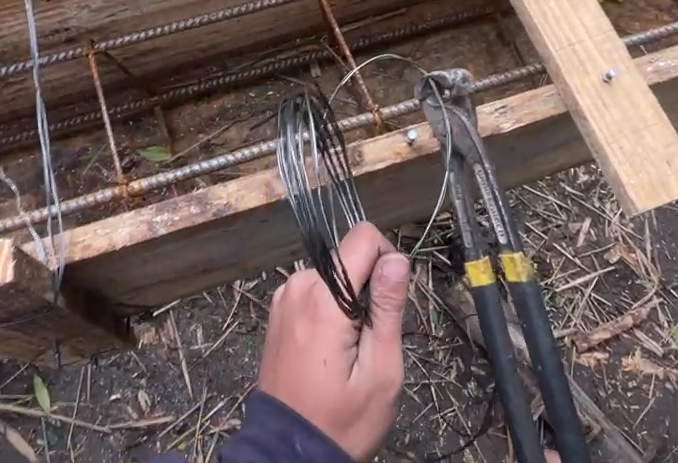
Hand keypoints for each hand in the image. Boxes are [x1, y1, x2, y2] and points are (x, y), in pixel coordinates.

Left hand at [257, 222, 411, 460]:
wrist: (287, 453)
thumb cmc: (342, 420)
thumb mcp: (380, 371)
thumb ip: (388, 309)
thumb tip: (398, 257)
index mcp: (324, 296)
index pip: (364, 237)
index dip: (387, 259)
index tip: (390, 302)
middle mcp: (299, 284)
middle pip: (350, 256)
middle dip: (369, 287)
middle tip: (370, 338)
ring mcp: (285, 295)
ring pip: (334, 272)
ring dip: (349, 299)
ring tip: (349, 348)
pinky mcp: (279, 308)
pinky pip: (316, 288)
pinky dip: (331, 306)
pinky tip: (331, 346)